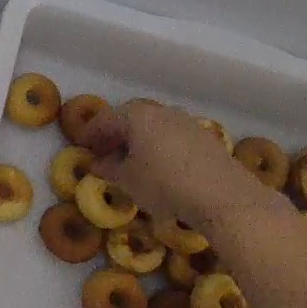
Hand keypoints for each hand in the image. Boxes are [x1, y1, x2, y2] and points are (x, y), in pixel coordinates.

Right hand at [78, 100, 272, 228]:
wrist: (222, 196)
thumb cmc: (164, 184)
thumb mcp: (127, 181)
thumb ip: (108, 168)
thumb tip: (99, 163)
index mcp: (137, 116)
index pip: (105, 120)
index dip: (91, 135)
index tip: (83, 149)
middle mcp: (162, 111)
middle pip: (131, 118)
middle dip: (116, 134)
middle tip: (106, 153)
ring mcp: (187, 122)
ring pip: (154, 126)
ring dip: (140, 140)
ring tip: (133, 162)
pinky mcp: (205, 137)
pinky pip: (173, 136)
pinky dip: (160, 146)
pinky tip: (160, 166)